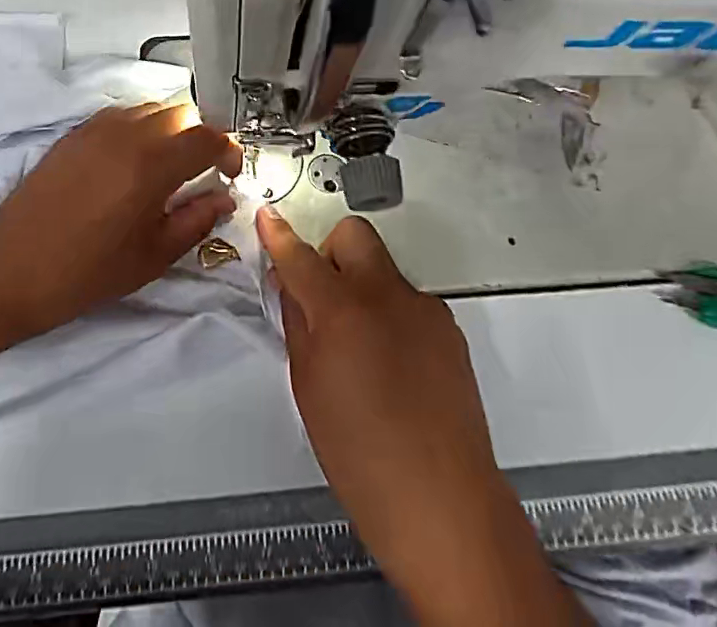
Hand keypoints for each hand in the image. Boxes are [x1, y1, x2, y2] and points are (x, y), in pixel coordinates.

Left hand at [0, 101, 240, 374]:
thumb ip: (196, 220)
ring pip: (151, 108)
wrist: (8, 271)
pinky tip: (133, 163)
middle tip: (202, 171)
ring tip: (168, 167)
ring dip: (170, 129)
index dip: (229, 152)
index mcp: (151, 165)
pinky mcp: (73, 134)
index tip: (230, 176)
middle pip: (182, 112)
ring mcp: (95, 128)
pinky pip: (121, 115)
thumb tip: (223, 199)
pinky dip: (140, 129)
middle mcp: (126, 134)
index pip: (207, 137)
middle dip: (201, 136)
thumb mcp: (152, 256)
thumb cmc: (86, 272)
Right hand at [257, 209, 584, 626]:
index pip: (301, 256)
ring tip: (356, 345)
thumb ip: (298, 325)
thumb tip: (290, 288)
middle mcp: (388, 297)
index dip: (278, 234)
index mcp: (343, 312)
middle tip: (319, 293)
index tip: (268, 217)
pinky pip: (408, 301)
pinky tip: (389, 364)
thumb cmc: (361, 455)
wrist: (440, 499)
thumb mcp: (309, 386)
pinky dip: (390, 313)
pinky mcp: (448, 329)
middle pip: (354, 235)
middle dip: (330, 251)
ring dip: (361, 286)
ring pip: (382, 269)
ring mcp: (425, 310)